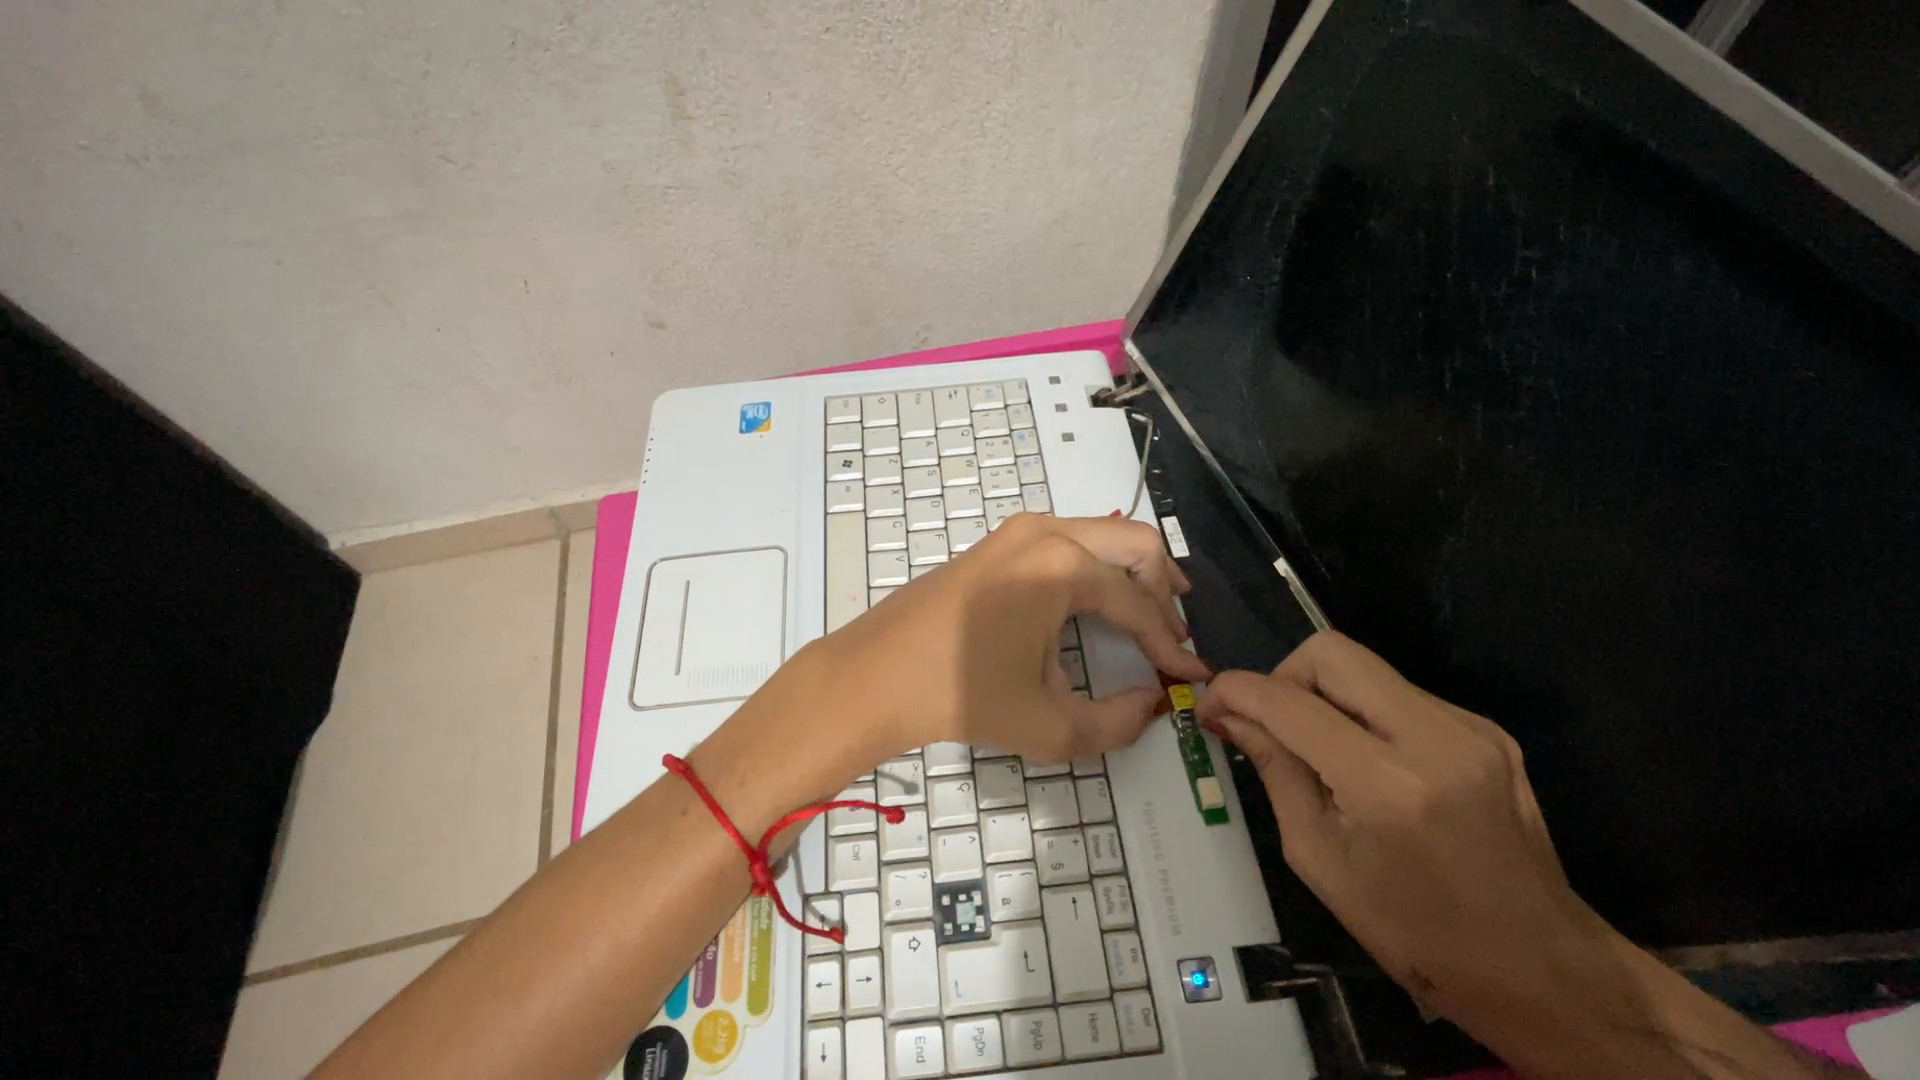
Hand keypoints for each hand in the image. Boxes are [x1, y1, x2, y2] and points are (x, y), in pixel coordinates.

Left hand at [820, 513, 1209, 762]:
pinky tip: (1098, 604)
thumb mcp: (1048, 725)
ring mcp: (1014, 533)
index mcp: (1062, 566)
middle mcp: (1044, 533)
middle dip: (1165, 587)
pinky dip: (1095, 567)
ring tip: (1151, 615)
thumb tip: (1151, 705)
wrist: (873, 677)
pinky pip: (1066, 541)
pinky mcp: (995, 545)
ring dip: (1132, 572)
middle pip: (1133, 543)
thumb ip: (1116, 723)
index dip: (1171, 644)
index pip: (1138, 605)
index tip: (1192, 676)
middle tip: (1178, 631)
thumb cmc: (958, 697)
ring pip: (1100, 535)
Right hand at [1196, 632, 1609, 1031]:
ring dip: (1325, 696)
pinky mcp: (1488, 731)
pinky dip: (1366, 715)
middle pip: (1332, 652)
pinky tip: (1368, 764)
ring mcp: (1470, 728)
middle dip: (1283, 676)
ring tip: (1317, 750)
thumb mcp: (1318, 858)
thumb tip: (1230, 717)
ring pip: (1367, 668)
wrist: (1536, 965)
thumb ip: (1275, 772)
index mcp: (1386, 785)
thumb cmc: (1411, 931)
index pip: (1289, 703)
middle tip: (1270, 724)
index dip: (1236, 691)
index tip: (1210, 705)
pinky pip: (1402, 695)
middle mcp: (1434, 737)